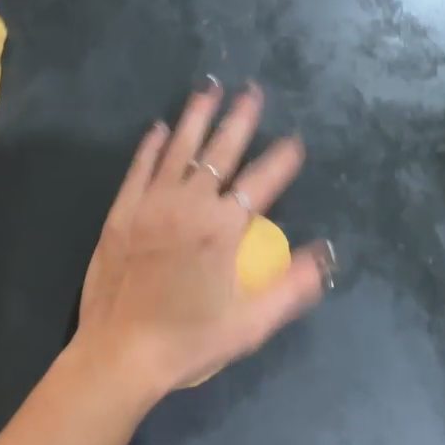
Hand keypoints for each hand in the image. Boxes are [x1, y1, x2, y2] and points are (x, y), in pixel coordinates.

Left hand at [74, 81, 333, 400]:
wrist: (119, 355)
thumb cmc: (189, 341)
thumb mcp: (251, 324)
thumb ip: (292, 286)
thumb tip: (325, 252)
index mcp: (223, 229)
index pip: (262, 182)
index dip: (282, 159)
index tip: (295, 141)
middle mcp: (189, 204)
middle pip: (221, 151)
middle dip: (240, 119)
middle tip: (252, 92)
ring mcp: (152, 203)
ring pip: (179, 148)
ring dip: (197, 117)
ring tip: (209, 89)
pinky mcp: (122, 211)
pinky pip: (141, 167)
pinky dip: (152, 146)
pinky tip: (160, 127)